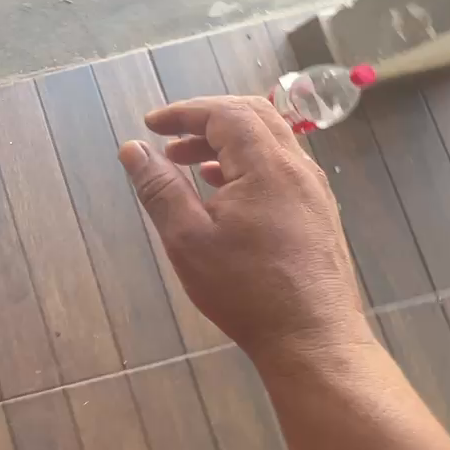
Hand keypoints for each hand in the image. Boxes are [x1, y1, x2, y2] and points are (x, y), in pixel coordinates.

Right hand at [119, 95, 366, 362]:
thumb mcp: (187, 238)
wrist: (312, 337)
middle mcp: (296, 168)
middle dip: (205, 119)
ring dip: (223, 141)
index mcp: (266, 167)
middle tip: (168, 136)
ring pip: (268, 141)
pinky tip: (218, 188)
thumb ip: (159, 188)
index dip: (184, 112)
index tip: (150, 125)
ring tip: (183, 161)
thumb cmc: (244, 288)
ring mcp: (312, 190)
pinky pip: (278, 165)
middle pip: (253, 116)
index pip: (225, 114)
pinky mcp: (316, 211)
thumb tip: (133, 148)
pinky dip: (243, 162)